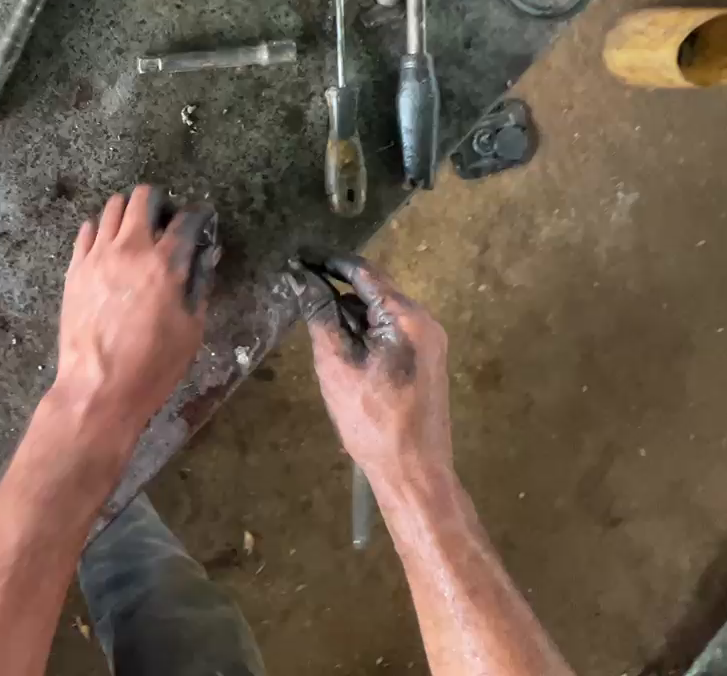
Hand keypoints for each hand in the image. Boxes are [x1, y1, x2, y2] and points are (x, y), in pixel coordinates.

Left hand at [53, 186, 215, 434]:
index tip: (201, 218)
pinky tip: (108, 247)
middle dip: (159, 203)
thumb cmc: (152, 365)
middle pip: (143, 198)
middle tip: (164, 222)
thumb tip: (206, 254)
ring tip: (136, 232)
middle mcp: (130, 249)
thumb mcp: (191, 329)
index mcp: (164, 264)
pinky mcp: (75, 268)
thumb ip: (199, 284)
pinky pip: (86, 231)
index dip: (199, 214)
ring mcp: (97, 255)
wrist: (97, 388)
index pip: (186, 220)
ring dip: (129, 212)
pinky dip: (101, 230)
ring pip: (111, 208)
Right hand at [299, 254, 452, 486]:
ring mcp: (428, 342)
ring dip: (348, 309)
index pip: (363, 272)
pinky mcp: (424, 359)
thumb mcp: (336, 362)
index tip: (298, 255)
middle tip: (298, 282)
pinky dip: (362, 327)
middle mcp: (424, 321)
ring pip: (379, 310)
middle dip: (336, 284)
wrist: (414, 472)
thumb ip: (320, 314)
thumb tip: (299, 278)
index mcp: (406, 317)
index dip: (328, 261)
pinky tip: (338, 339)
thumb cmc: (371, 418)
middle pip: (374, 289)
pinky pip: (388, 329)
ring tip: (312, 312)